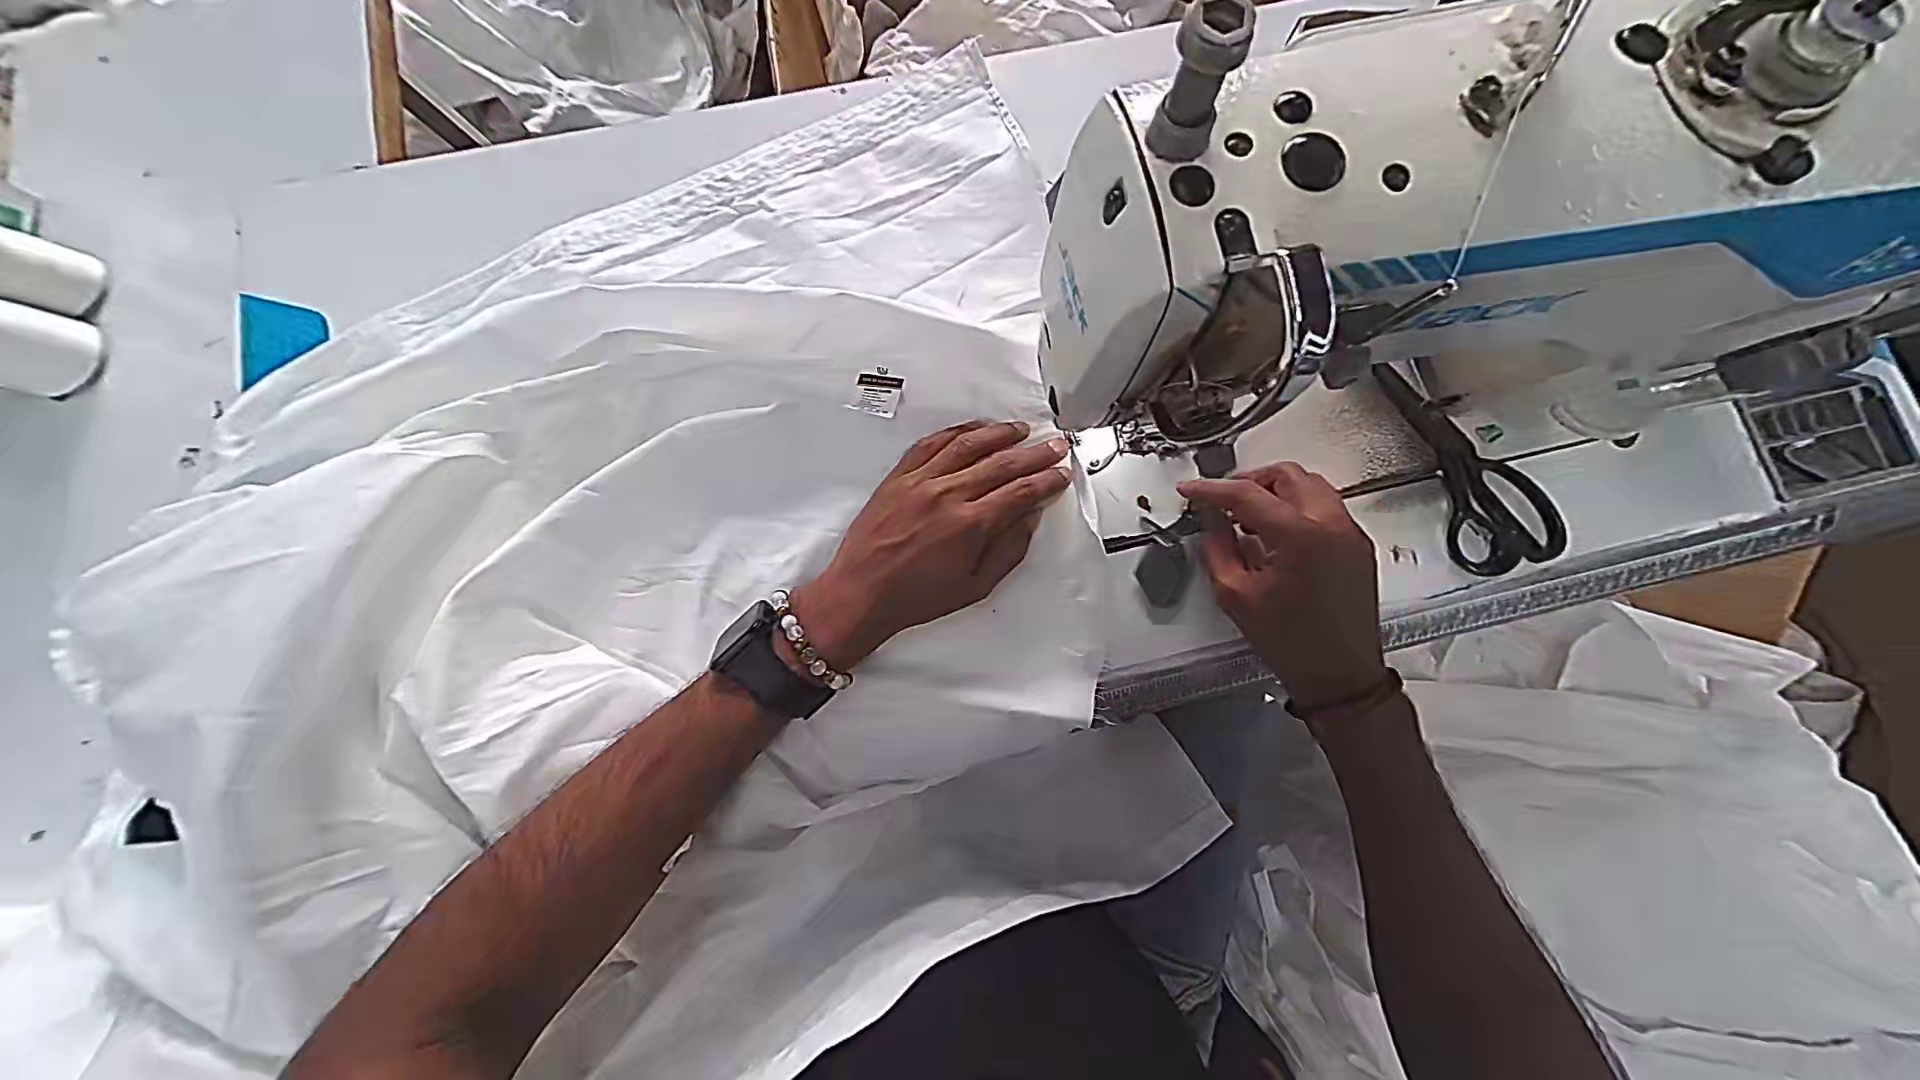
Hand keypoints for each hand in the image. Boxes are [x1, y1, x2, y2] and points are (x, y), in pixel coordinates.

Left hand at [789, 420, 1071, 669]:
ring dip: (999, 433)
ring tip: (1019, 429)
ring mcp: (920, 483)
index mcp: (969, 525)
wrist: (861, 594)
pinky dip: (955, 432)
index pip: (1021, 491)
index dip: (1046, 480)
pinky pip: (931, 444)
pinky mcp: (898, 478)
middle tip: (1053, 446)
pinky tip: (971, 429)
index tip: (1059, 474)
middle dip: (1034, 453)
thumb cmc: (912, 596)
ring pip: (968, 445)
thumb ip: (1008, 551)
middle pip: (1002, 463)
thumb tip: (1028, 521)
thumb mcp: (975, 586)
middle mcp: (946, 496)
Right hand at [1178, 462, 1388, 713]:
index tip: (1191, 490)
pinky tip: (1272, 532)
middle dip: (1248, 481)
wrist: (1339, 673)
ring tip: (1245, 516)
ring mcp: (1349, 534)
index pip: (1246, 494)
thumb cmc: (1295, 643)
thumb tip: (1211, 523)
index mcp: (1300, 536)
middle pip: (1286, 475)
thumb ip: (1217, 548)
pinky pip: (1323, 507)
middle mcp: (1331, 526)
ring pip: (1309, 486)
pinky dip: (1295, 507)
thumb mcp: (1235, 594)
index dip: (1211, 489)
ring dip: (1274, 491)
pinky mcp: (1356, 545)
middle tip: (1221, 498)